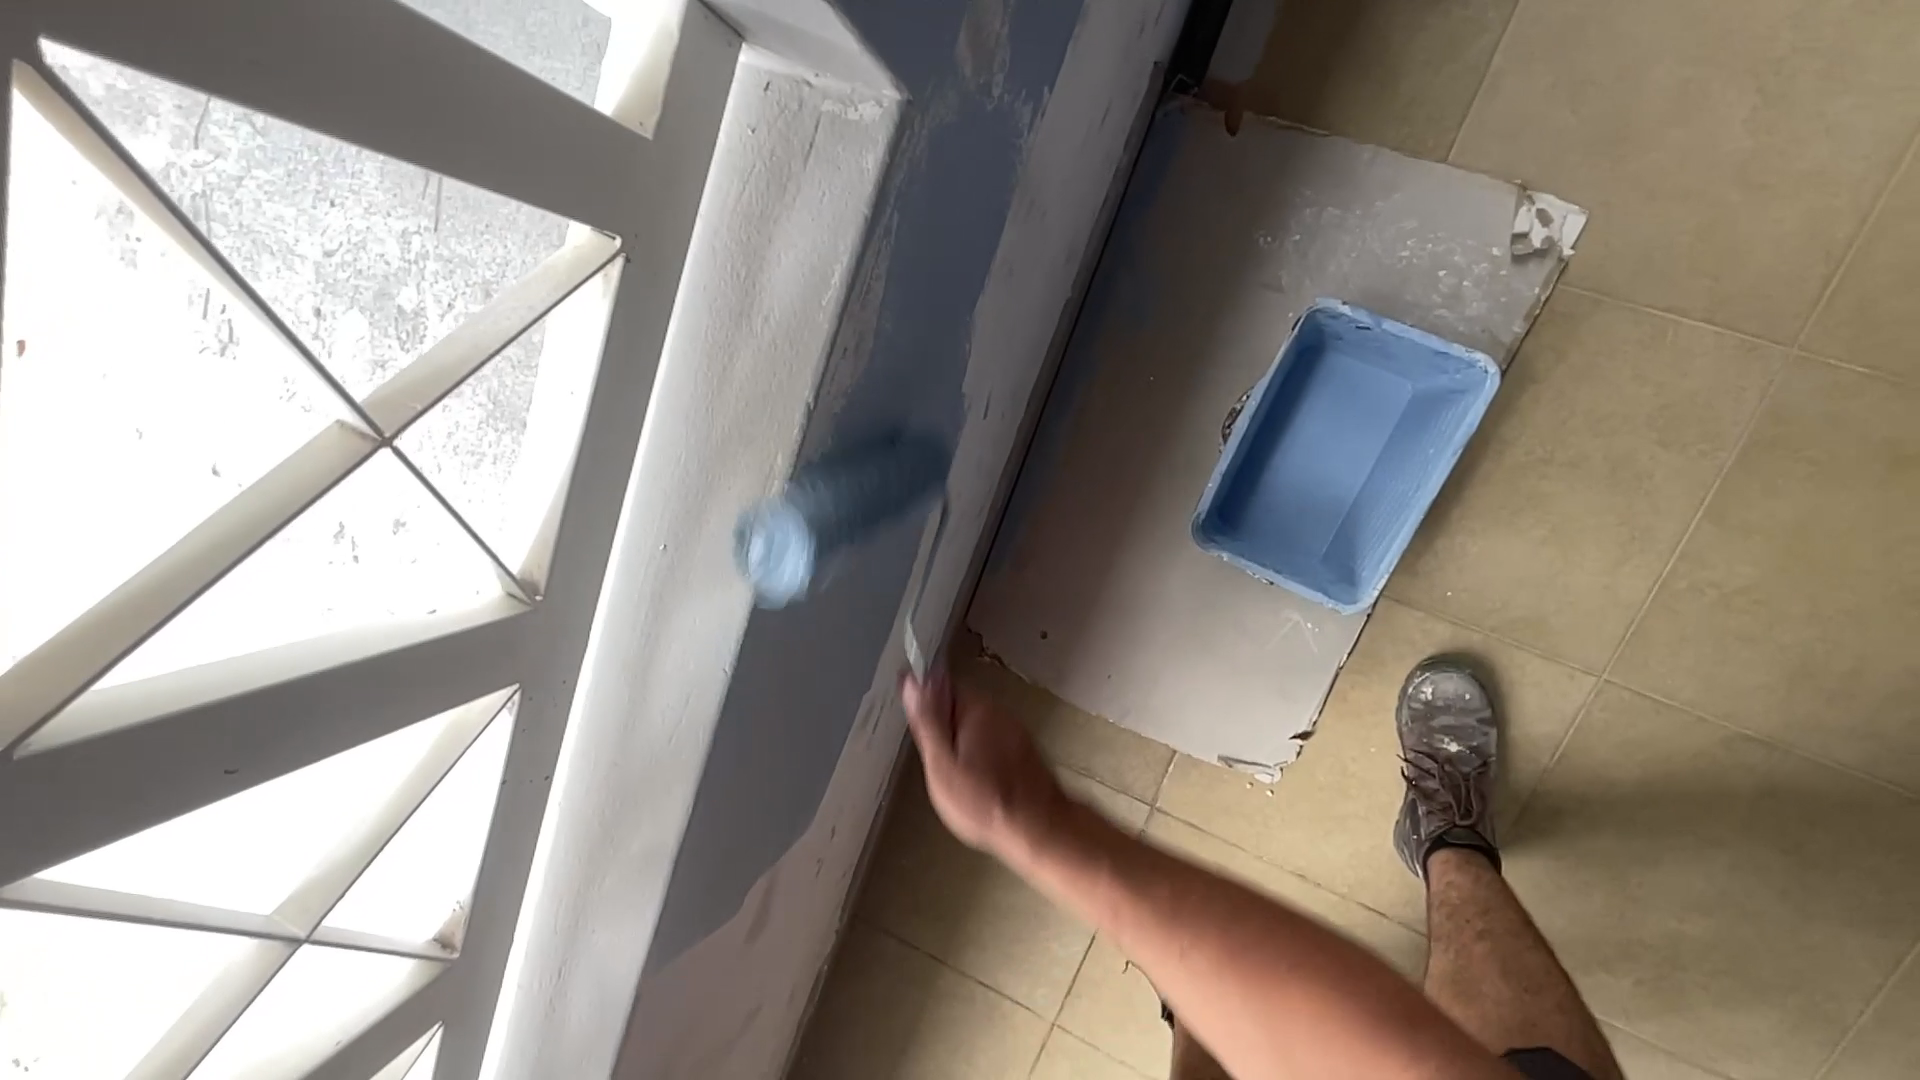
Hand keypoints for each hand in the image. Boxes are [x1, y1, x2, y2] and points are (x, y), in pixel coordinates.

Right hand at [901, 666, 1068, 857]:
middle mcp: (1001, 713)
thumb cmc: (985, 801)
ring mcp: (1016, 733)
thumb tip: (912, 682)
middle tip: (938, 765)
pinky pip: (994, 747)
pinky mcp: (1025, 753)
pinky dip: (983, 761)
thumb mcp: (941, 763)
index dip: (927, 709)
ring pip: (978, 729)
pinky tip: (980, 787)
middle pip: (961, 709)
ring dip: (965, 747)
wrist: (1037, 829)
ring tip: (958, 781)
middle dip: (946, 731)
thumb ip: (927, 720)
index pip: (943, 686)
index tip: (922, 734)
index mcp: (978, 708)